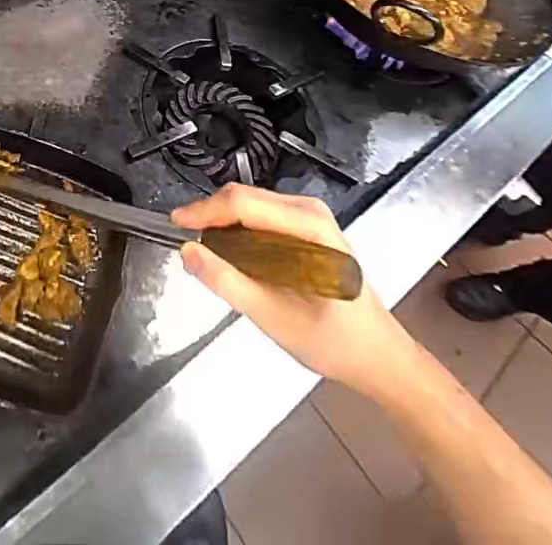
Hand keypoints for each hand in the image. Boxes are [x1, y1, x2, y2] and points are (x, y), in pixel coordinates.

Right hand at [171, 181, 417, 397]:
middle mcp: (311, 210)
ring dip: (225, 223)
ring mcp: (312, 216)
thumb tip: (189, 252)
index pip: (243, 202)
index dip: (204, 210)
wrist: (377, 353)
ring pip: (253, 204)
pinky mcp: (310, 226)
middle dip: (211, 216)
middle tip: (186, 244)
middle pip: (246, 197)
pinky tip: (232, 254)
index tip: (175, 225)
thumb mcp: (273, 317)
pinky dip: (242, 230)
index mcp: (308, 225)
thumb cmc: (333, 341)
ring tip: (204, 252)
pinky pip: (264, 216)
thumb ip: (228, 282)